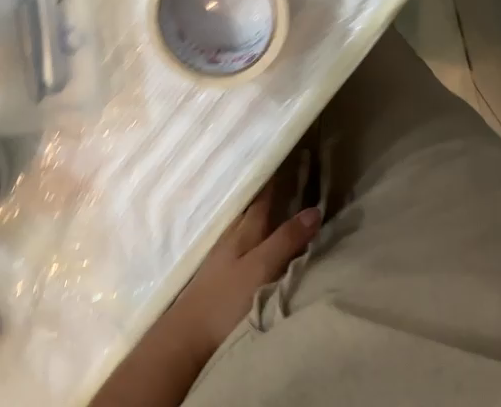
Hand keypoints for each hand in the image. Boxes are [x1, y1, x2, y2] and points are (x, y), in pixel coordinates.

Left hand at [163, 188, 320, 363]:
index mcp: (242, 233)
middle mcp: (231, 240)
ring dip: (263, 219)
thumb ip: (285, 240)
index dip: (275, 181)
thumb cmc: (225, 300)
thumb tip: (315, 210)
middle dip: (270, 197)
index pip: (262, 200)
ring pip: (246, 230)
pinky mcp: (220, 281)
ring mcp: (222, 261)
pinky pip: (243, 250)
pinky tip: (260, 248)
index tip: (290, 161)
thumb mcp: (261, 268)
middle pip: (253, 212)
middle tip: (290, 180)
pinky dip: (256, 241)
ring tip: (280, 210)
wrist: (186, 340)